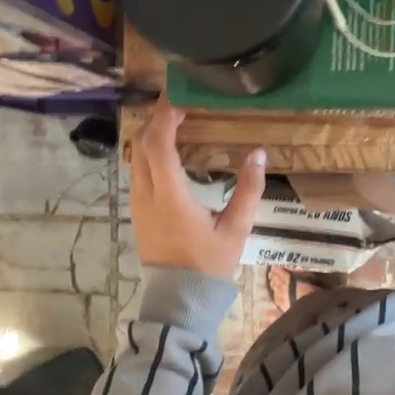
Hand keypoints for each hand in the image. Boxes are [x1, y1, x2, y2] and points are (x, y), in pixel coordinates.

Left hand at [131, 101, 266, 279]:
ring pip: (135, 157)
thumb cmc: (209, 263)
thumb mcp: (236, 229)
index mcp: (170, 197)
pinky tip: (170, 151)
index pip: (158, 146)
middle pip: (140, 145)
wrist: (179, 297)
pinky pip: (137, 171)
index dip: (164, 118)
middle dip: (155, 119)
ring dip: (151, 135)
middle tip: (176, 101)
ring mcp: (137, 203)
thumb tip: (259, 153)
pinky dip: (149, 153)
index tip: (177, 97)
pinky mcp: (137, 210)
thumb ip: (248, 190)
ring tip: (174, 121)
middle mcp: (146, 195)